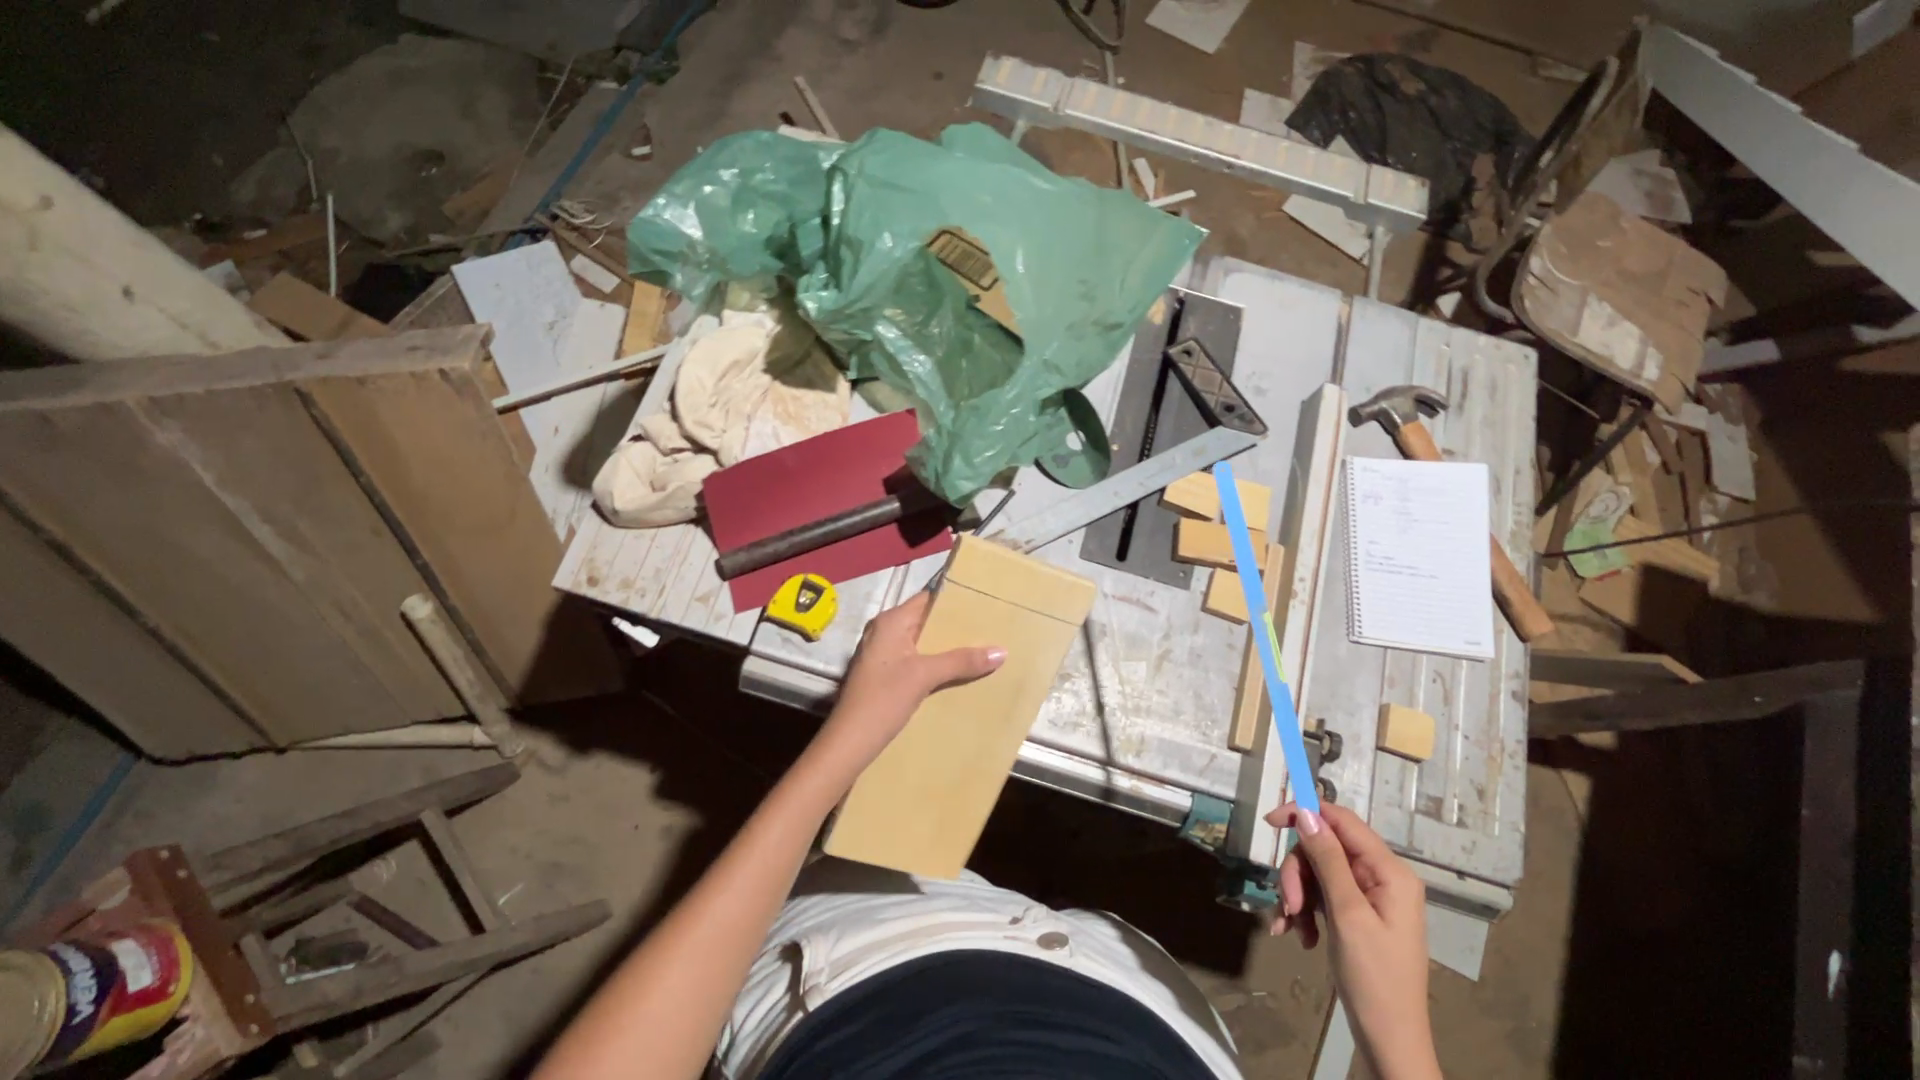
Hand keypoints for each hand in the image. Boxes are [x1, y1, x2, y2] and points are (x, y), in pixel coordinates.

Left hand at [813, 591, 1003, 770]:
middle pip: (927, 621)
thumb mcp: (925, 676)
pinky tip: (958, 673)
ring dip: (947, 648)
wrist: (850, 741)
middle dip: (956, 627)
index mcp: (891, 622)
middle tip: (991, 629)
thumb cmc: (883, 699)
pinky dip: (936, 664)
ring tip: (982, 649)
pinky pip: (916, 661)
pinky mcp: (884, 675)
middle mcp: (884, 631)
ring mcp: (883, 654)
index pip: (928, 599)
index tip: (985, 604)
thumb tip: (1001, 650)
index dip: (956, 601)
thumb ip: (961, 661)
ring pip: (923, 643)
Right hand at [1267, 803, 1439, 1079]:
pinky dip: (1305, 912)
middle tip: (1288, 905)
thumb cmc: (1374, 977)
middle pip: (1325, 849)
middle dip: (1299, 873)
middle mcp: (1382, 877)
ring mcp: (1371, 898)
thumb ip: (1328, 860)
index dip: (1305, 813)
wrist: (1390, 1039)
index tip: (1269, 822)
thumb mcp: (1346, 915)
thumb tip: (1307, 813)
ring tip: (1291, 926)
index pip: (1342, 821)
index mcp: (1389, 872)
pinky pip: (1323, 898)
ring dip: (1298, 896)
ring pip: (1319, 873)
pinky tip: (1297, 936)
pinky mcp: (1358, 917)